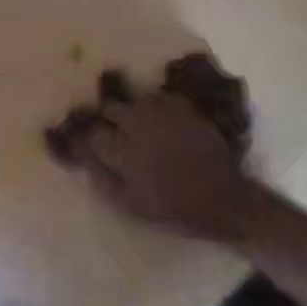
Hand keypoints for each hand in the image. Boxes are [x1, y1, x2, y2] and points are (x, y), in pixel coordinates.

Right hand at [67, 91, 260, 243]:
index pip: (92, 133)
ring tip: (142, 127)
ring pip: (134, 100)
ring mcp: (160, 111)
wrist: (224, 198)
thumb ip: (103, 181)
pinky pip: (160, 98)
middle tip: (117, 133)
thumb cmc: (175, 207)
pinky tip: (164, 122)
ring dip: (133, 111)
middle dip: (108, 118)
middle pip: (109, 107)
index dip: (90, 138)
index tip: (92, 144)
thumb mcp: (132, 204)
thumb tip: (82, 162)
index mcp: (121, 149)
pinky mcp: (182, 106)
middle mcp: (136, 122)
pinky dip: (157, 107)